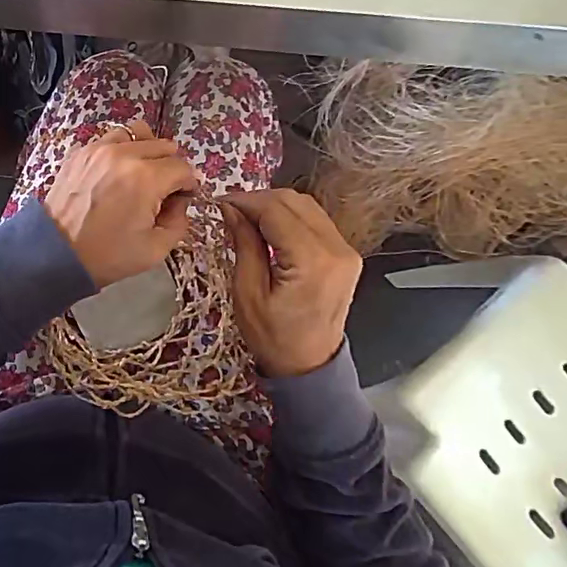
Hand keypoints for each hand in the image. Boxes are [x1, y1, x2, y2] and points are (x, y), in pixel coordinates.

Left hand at [45, 120, 197, 287]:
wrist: (56, 254)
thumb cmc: (108, 255)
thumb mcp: (156, 249)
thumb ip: (179, 221)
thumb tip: (179, 201)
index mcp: (146, 178)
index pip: (183, 168)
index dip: (188, 184)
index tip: (182, 198)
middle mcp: (124, 155)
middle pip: (164, 146)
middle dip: (170, 167)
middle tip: (163, 190)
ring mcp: (99, 149)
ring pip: (137, 134)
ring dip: (146, 151)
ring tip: (141, 173)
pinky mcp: (81, 152)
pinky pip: (110, 139)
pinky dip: (121, 150)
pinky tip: (117, 172)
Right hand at [220, 189, 362, 377]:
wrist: (309, 366)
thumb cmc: (273, 337)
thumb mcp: (247, 293)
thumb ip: (243, 244)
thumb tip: (230, 208)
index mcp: (312, 262)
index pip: (276, 210)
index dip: (245, 201)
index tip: (219, 203)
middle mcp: (337, 249)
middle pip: (294, 201)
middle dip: (258, 200)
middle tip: (230, 210)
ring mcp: (346, 250)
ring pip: (306, 206)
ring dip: (274, 205)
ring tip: (247, 218)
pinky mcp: (347, 254)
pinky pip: (316, 221)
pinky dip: (290, 217)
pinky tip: (270, 228)